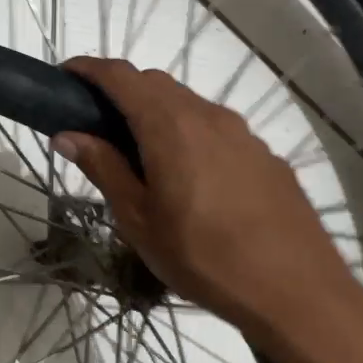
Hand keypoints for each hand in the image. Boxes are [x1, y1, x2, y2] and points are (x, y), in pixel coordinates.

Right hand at [52, 57, 359, 337]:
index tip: (64, 76)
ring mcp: (243, 135)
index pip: (122, 76)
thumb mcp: (137, 218)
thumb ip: (103, 168)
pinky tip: (184, 175)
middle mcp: (208, 117)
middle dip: (120, 89)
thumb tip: (66, 135)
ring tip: (135, 151)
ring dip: (155, 111)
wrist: (298, 293)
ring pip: (188, 104)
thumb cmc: (202, 257)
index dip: (89, 68)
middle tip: (91, 121)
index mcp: (170, 127)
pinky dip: (187, 133)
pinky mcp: (265, 157)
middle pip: (156, 83)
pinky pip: (215, 129)